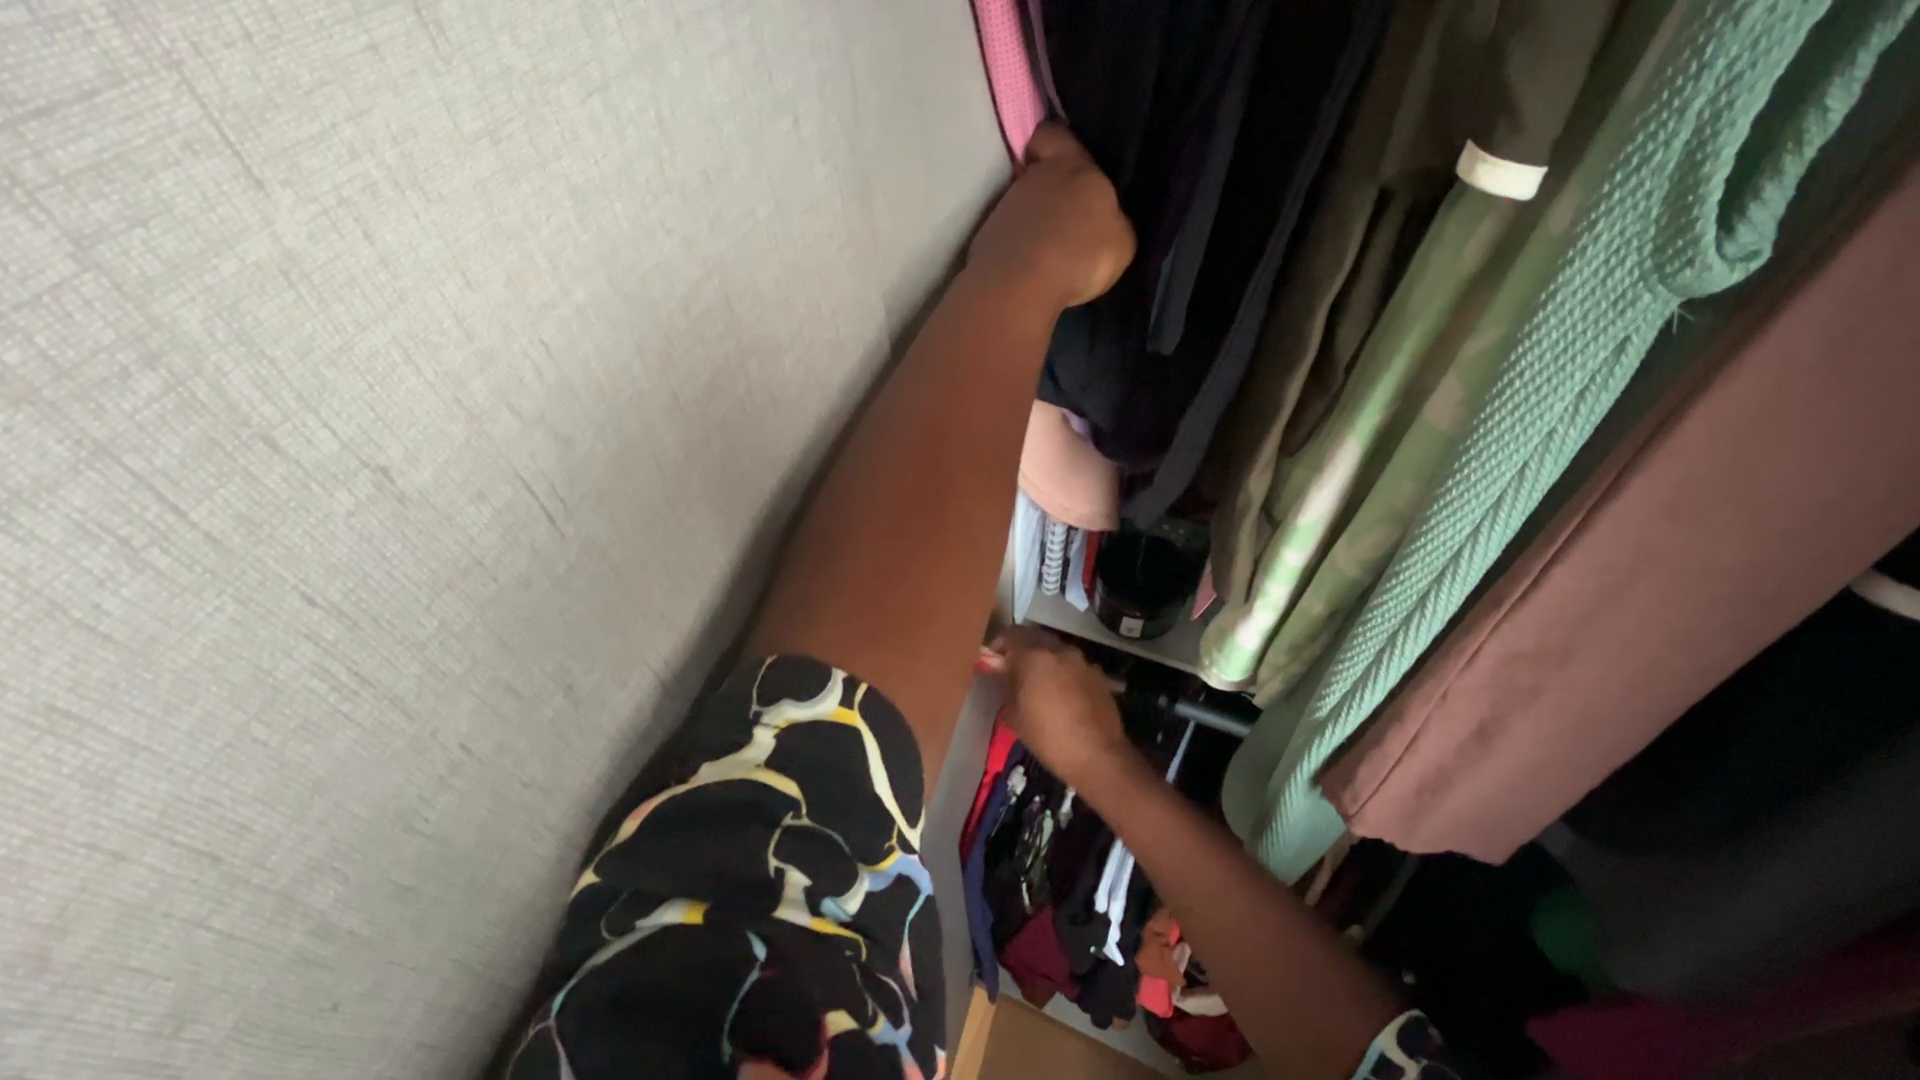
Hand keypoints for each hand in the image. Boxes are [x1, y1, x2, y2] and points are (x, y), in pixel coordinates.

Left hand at [968, 123, 1135, 311]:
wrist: (1020, 287)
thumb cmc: (1079, 253)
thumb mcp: (1120, 240)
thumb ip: (1113, 220)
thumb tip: (1104, 221)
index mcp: (1069, 165)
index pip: (1053, 133)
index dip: (1057, 143)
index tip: (1066, 161)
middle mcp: (1032, 178)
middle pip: (1038, 172)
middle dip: (1050, 190)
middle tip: (1068, 217)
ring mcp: (1004, 207)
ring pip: (1023, 205)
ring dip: (1035, 222)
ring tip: (1051, 251)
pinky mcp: (987, 238)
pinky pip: (1010, 235)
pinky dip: (1020, 246)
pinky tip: (1033, 268)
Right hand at [990, 627, 1138, 788]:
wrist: (1097, 754)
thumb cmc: (1048, 737)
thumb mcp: (1015, 715)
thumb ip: (1006, 686)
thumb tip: (1002, 672)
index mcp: (1035, 657)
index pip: (1011, 636)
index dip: (999, 644)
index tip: (993, 658)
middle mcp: (1061, 651)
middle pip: (1036, 638)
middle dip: (1022, 648)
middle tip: (1013, 667)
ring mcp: (1083, 662)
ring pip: (1058, 651)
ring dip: (1045, 659)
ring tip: (1038, 681)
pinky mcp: (1099, 676)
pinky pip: (1074, 666)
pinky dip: (1064, 672)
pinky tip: (1062, 693)